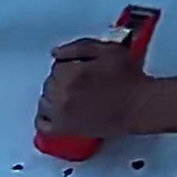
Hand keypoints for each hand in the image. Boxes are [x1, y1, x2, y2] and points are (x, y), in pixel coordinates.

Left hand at [36, 38, 156, 137]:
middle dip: (60, 80)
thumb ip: (79, 47)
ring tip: (69, 96)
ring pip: (43, 102)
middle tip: (77, 82)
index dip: (67, 65)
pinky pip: (41, 125)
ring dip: (52, 97)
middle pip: (49, 84)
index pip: (56, 67)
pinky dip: (44, 118)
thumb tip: (55, 52)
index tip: (78, 68)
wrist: (136, 105)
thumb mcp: (108, 51)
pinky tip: (54, 112)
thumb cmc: (127, 77)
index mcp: (73, 74)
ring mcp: (60, 114)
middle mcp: (62, 94)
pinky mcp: (62, 129)